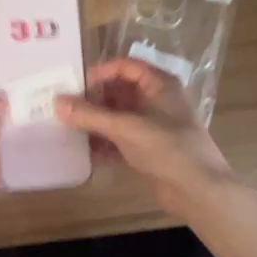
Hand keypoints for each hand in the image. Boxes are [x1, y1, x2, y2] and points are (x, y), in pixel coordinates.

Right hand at [56, 58, 234, 211]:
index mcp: (159, 84)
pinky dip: (104, 142)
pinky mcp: (147, 149)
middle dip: (92, 100)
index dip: (100, 72)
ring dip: (95, 122)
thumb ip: (90, 115)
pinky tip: (83, 151)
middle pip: (118, 91)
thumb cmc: (167, 148)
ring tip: (67, 129)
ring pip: (117, 116)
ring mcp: (152, 126)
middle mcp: (156, 100)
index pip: (124, 66)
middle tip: (64, 109)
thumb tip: (57, 102)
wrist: (198, 191)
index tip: (74, 86)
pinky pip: (120, 139)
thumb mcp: (126, 127)